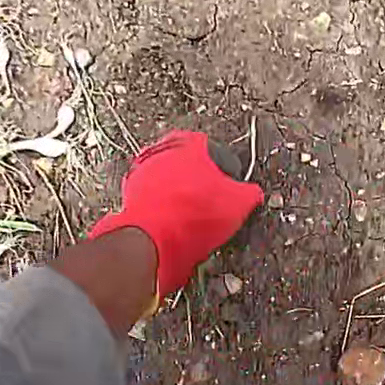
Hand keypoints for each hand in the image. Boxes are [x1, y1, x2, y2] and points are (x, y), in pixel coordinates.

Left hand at [88, 131, 262, 297]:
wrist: (153, 239)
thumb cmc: (194, 214)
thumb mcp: (238, 204)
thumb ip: (248, 194)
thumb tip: (254, 194)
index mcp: (187, 145)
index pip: (208, 146)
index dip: (221, 165)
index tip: (227, 181)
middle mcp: (160, 154)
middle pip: (185, 165)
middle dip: (198, 182)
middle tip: (212, 201)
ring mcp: (141, 176)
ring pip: (167, 184)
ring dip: (180, 198)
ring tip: (195, 220)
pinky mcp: (130, 200)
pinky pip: (154, 204)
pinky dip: (165, 214)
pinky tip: (178, 230)